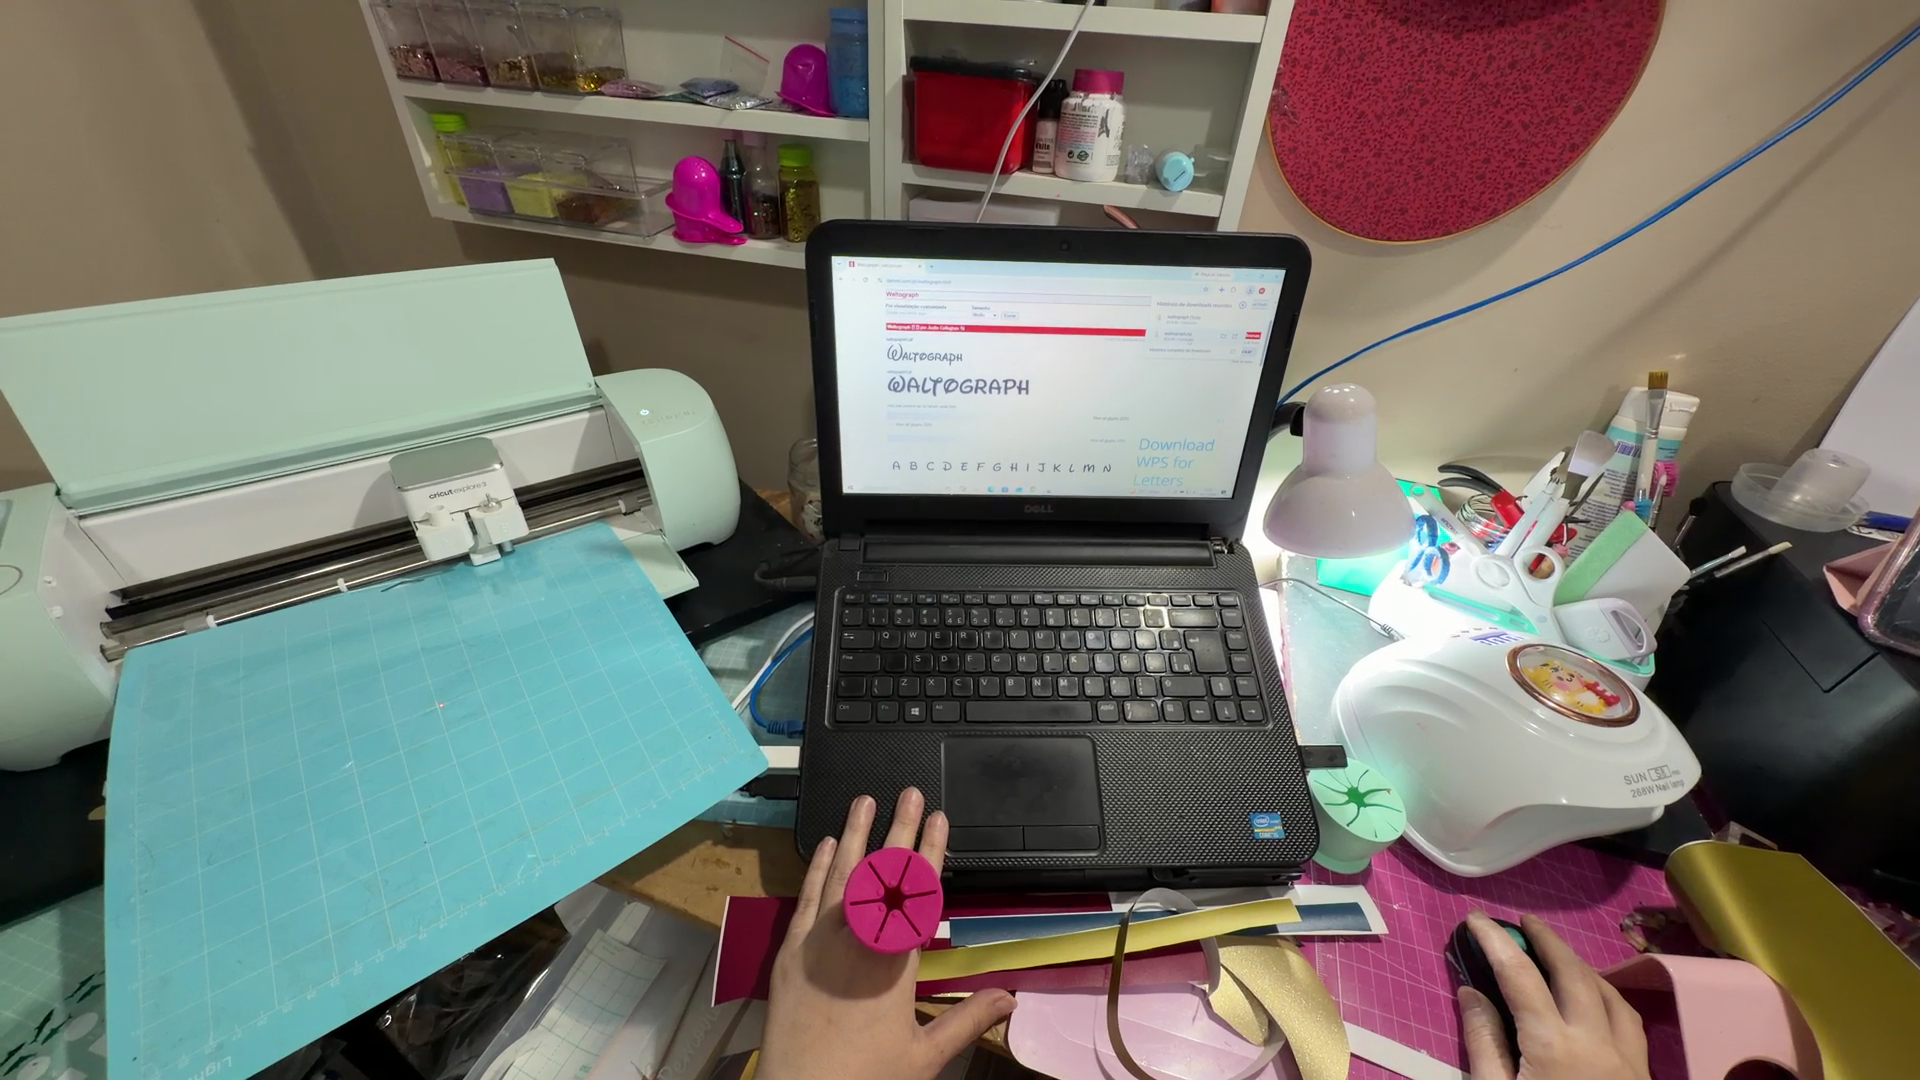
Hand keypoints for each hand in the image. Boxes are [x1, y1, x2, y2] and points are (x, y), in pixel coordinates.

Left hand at [759, 789, 1016, 1079]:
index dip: (931, 850)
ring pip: (843, 872)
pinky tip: (829, 844)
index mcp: (894, 959)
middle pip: (883, 870)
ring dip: (856, 833)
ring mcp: (821, 939)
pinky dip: (819, 867)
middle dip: (899, 827)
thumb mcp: (924, 1056)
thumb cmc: (864, 1079)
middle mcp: (859, 938)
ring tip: (865, 800)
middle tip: (908, 793)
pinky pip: (808, 896)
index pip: (919, 890)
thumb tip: (1009, 998)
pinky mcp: (792, 949)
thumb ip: (968, 1020)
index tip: (939, 819)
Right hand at [1457, 912, 1648, 1079]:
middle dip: (1547, 940)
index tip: (1476, 919)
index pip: (1519, 973)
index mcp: (1552, 1045)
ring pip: (1613, 997)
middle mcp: (1596, 1045)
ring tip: (1559, 954)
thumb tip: (1471, 990)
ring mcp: (1628, 1065)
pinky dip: (1608, 998)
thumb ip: (1483, 1040)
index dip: (1495, 940)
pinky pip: (1631, 1024)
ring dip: (1582, 966)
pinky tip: (1594, 1001)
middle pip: (1574, 975)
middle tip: (1523, 922)